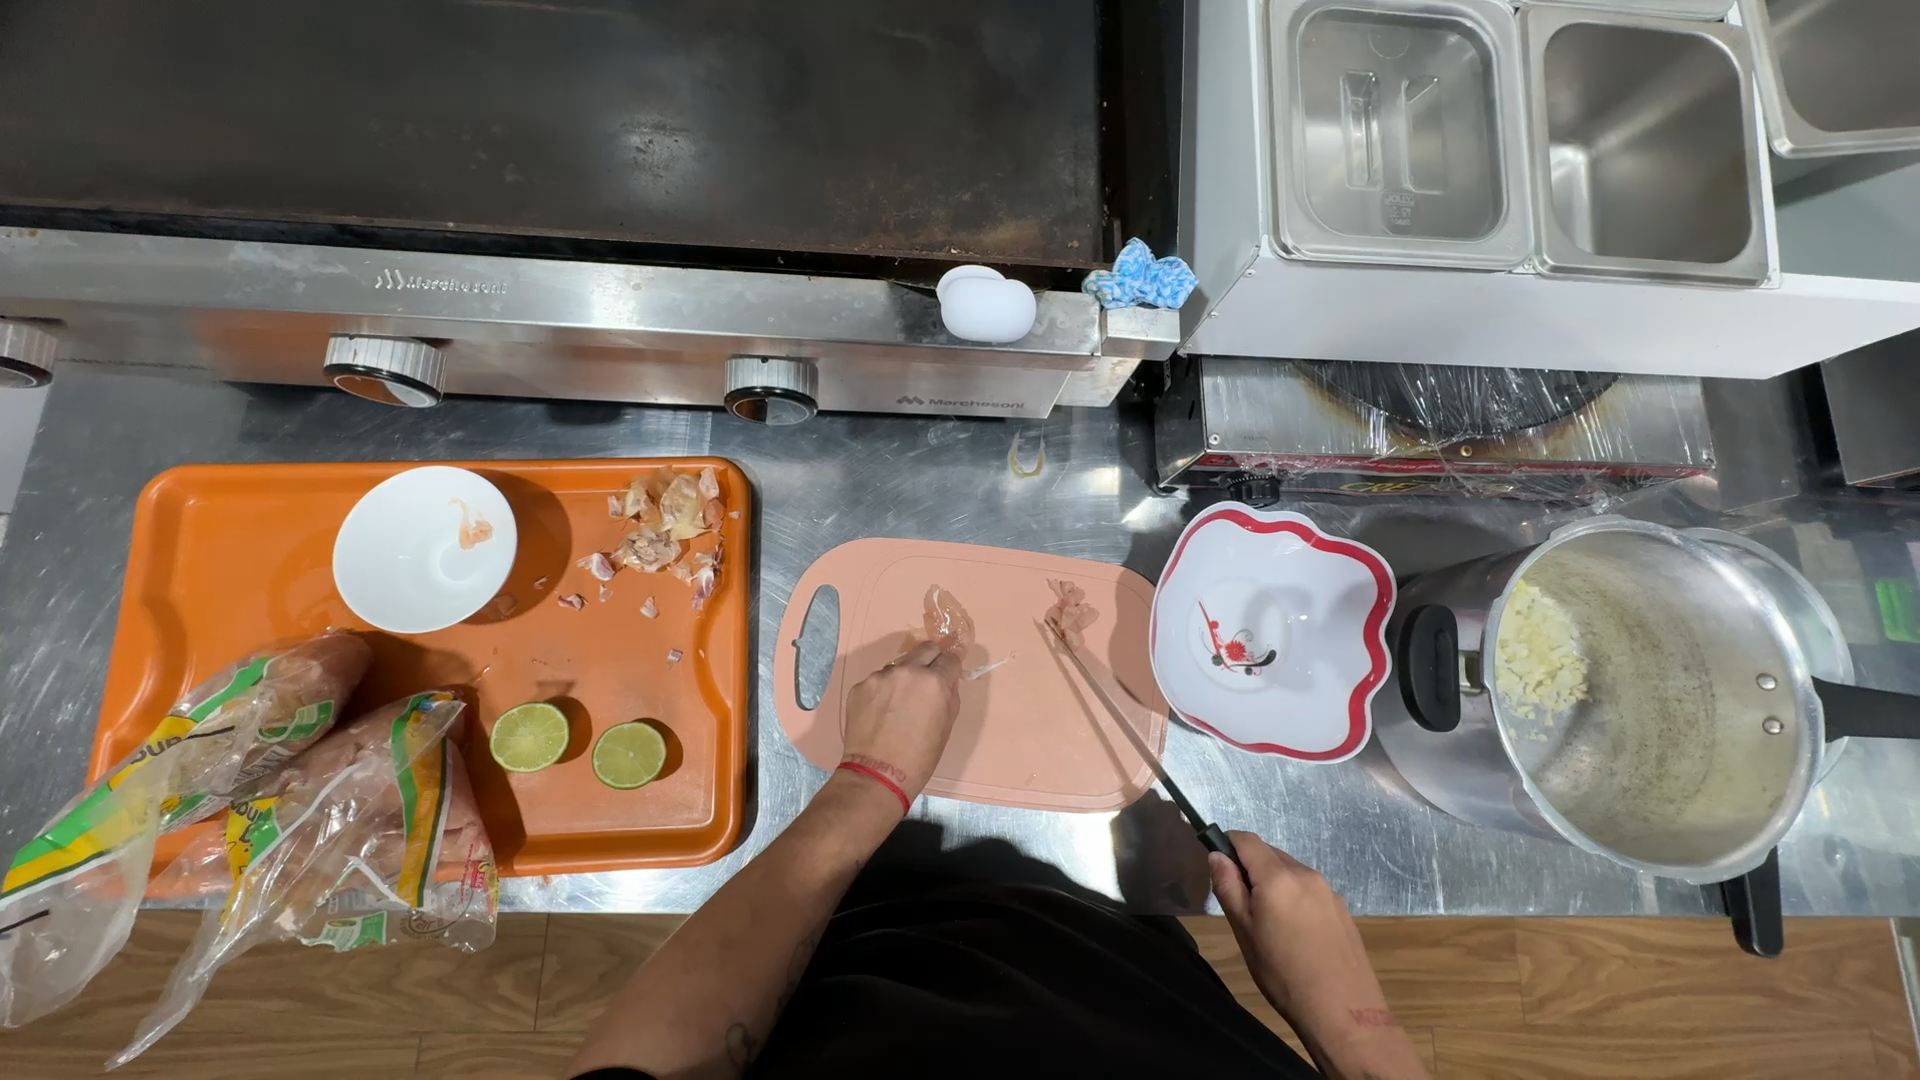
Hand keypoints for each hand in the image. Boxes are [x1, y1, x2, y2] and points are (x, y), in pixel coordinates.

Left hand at [839, 640, 962, 802]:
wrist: (877, 775)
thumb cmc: (920, 757)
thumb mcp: (947, 726)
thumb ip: (949, 696)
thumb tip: (946, 681)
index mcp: (934, 681)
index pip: (950, 658)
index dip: (951, 669)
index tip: (948, 678)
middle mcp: (907, 671)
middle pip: (926, 648)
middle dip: (931, 661)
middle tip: (928, 682)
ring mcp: (880, 676)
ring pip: (900, 664)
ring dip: (905, 676)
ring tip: (899, 703)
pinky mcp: (860, 686)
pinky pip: (879, 679)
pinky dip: (884, 690)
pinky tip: (881, 712)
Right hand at [1208, 832, 1393, 1036]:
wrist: (1344, 1016)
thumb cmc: (1283, 974)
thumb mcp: (1244, 931)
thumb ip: (1227, 886)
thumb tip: (1217, 855)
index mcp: (1278, 877)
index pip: (1246, 839)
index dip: (1228, 845)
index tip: (1221, 870)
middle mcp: (1306, 874)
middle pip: (1269, 853)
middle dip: (1251, 868)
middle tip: (1245, 907)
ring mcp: (1329, 891)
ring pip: (1290, 871)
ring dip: (1274, 883)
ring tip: (1272, 924)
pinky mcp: (1343, 909)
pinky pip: (1309, 890)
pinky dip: (1295, 898)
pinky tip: (1298, 934)